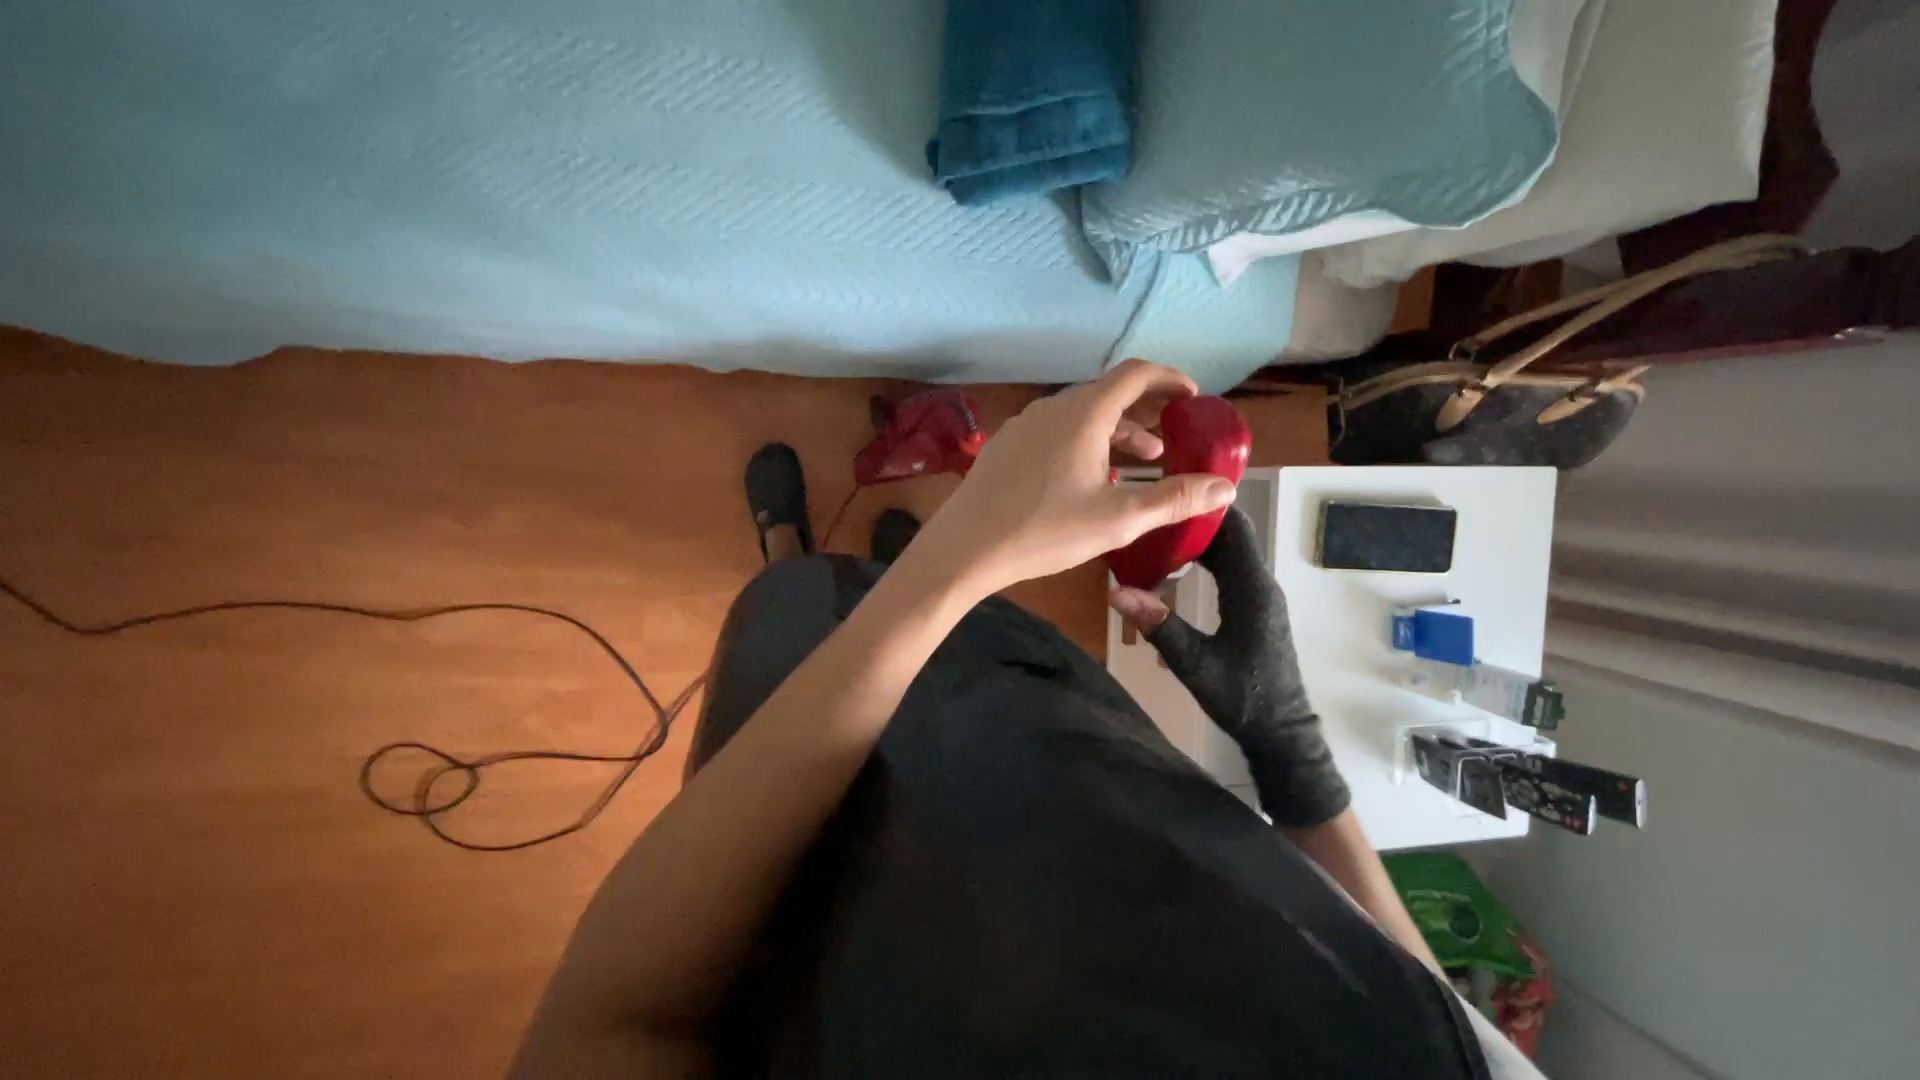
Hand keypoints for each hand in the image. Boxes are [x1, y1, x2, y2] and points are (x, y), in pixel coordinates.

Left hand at [908, 359, 1237, 598]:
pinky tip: (1090, 477)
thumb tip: (1225, 487)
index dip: (1170, 380)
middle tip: (1172, 435)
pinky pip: (1056, 431)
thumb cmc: (1045, 530)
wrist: (964, 548)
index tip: (1192, 399)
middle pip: (1108, 392)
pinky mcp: (1005, 447)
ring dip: (1116, 430)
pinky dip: (1086, 441)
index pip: (1136, 374)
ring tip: (1142, 460)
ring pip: (1080, 415)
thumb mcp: (1119, 519)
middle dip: (1146, 410)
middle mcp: (1053, 408)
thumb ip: (1174, 499)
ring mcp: (1024, 426)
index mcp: (1084, 413)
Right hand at [1108, 507, 1349, 826]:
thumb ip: (1158, 626)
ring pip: (1230, 553)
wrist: (1282, 733)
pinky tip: (1174, 567)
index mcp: (1252, 588)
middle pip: (1231, 535)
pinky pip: (1229, 571)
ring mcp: (1259, 597)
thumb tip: (1115, 591)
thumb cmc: (1242, 697)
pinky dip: (1204, 561)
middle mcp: (1260, 584)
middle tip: (1150, 509)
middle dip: (1193, 519)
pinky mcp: (1254, 609)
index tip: (1168, 489)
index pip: (1234, 528)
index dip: (1205, 504)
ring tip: (1154, 532)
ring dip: (1198, 540)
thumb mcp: (1194, 664)